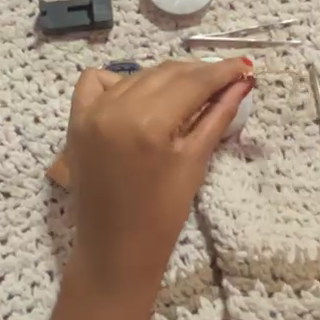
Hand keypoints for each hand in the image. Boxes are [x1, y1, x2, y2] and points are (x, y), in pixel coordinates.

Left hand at [63, 59, 254, 295]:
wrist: (113, 252)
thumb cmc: (162, 217)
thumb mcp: (195, 163)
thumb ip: (217, 116)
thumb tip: (242, 83)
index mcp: (150, 123)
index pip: (193, 83)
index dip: (222, 71)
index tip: (244, 66)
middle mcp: (117, 108)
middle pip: (167, 73)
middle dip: (199, 73)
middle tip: (225, 79)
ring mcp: (92, 112)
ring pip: (138, 75)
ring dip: (166, 78)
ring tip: (189, 91)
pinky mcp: (76, 119)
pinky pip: (97, 81)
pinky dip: (119, 80)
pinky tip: (139, 96)